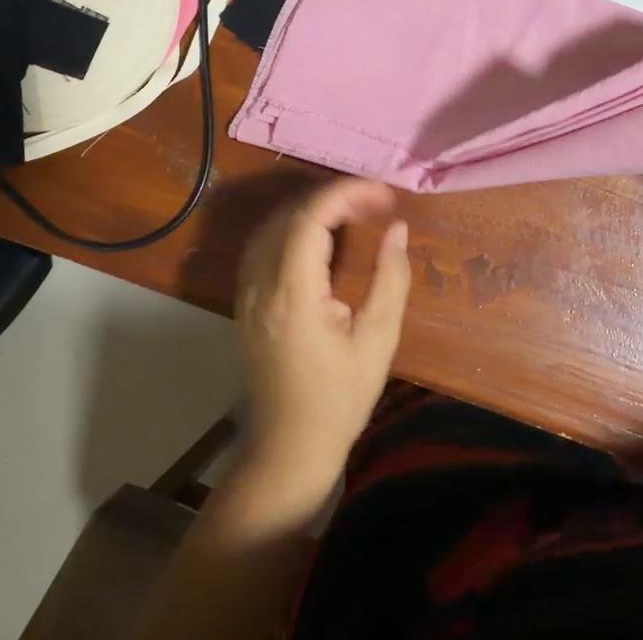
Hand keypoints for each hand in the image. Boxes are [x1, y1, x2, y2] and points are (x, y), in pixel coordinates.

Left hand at [234, 178, 410, 498]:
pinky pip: (263, 247)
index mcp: (292, 294)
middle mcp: (260, 286)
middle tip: (378, 203)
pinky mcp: (246, 304)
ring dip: (312, 210)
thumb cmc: (339, 400)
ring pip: (271, 227)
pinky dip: (293, 229)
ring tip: (356, 212)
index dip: (347, 194)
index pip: (310, 218)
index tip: (386, 195)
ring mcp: (246, 295)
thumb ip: (390, 279)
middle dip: (334, 198)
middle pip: (288, 215)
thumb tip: (397, 228)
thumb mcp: (378, 341)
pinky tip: (322, 238)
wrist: (289, 448)